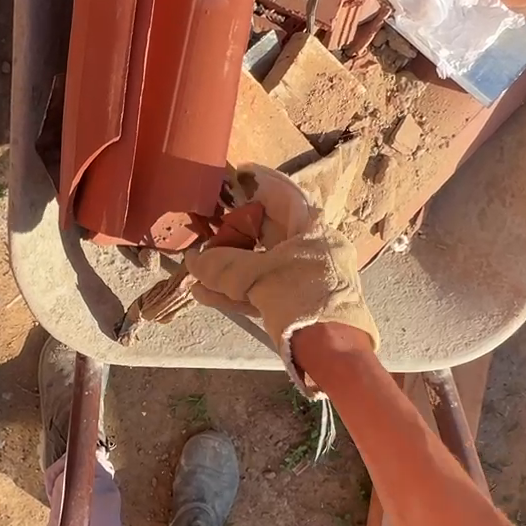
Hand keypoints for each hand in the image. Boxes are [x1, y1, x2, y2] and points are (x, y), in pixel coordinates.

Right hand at [185, 170, 379, 388]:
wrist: (332, 350)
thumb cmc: (303, 298)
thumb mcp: (256, 276)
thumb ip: (222, 266)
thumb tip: (193, 261)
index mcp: (313, 229)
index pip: (283, 195)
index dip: (258, 182)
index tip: (235, 175)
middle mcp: (312, 250)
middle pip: (269, 232)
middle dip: (235, 231)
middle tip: (209, 225)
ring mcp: (305, 279)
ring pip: (261, 264)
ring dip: (229, 267)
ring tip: (198, 268)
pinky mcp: (296, 306)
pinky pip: (261, 290)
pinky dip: (235, 290)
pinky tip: (205, 293)